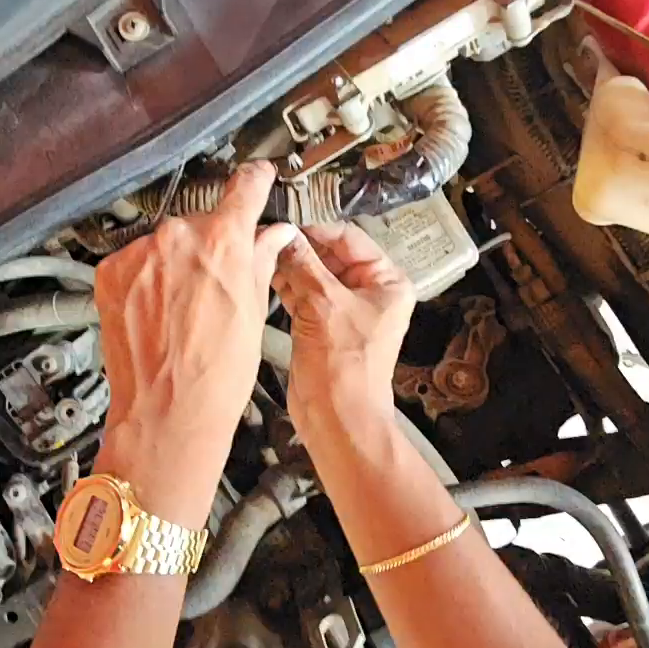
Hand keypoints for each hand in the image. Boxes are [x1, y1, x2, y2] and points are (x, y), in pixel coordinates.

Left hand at [93, 162, 296, 526]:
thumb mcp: (254, 312)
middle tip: (216, 285)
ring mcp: (140, 254)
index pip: (245, 188)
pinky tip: (158, 311)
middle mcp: (178, 237)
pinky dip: (147, 277)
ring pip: (166, 242)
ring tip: (183, 308)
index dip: (256, 179)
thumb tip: (272, 236)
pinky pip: (136, 260)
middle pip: (201, 222)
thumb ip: (259, 260)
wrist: (167, 413)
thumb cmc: (217, 374)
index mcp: (224, 241)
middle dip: (211, 245)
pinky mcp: (111, 272)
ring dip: (175, 262)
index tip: (258, 174)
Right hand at [271, 223, 415, 430]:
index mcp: (387, 282)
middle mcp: (370, 293)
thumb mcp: (323, 304)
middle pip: (331, 256)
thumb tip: (286, 234)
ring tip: (261, 255)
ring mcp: (345, 311)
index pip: (350, 239)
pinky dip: (287, 287)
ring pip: (315, 276)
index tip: (287, 229)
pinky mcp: (323, 326)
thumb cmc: (344, 366)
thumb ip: (303, 264)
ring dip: (290, 267)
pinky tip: (265, 276)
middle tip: (267, 239)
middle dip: (300, 250)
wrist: (338, 418)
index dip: (317, 231)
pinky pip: (305, 296)